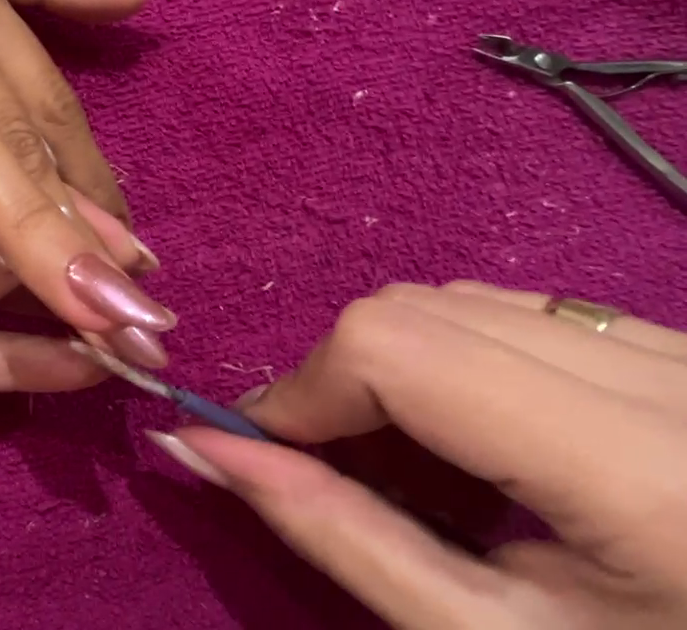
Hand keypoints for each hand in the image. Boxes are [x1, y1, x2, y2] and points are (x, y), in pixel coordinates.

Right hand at [153, 281, 686, 628]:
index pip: (397, 348)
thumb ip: (335, 532)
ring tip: (423, 462)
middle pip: (417, 311)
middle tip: (342, 466)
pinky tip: (490, 438)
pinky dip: (463, 357)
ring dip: (398, 366)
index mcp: (649, 471)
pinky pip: (527, 309)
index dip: (304, 389)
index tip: (269, 453)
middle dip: (343, 380)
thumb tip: (193, 443)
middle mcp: (681, 381)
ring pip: (463, 300)